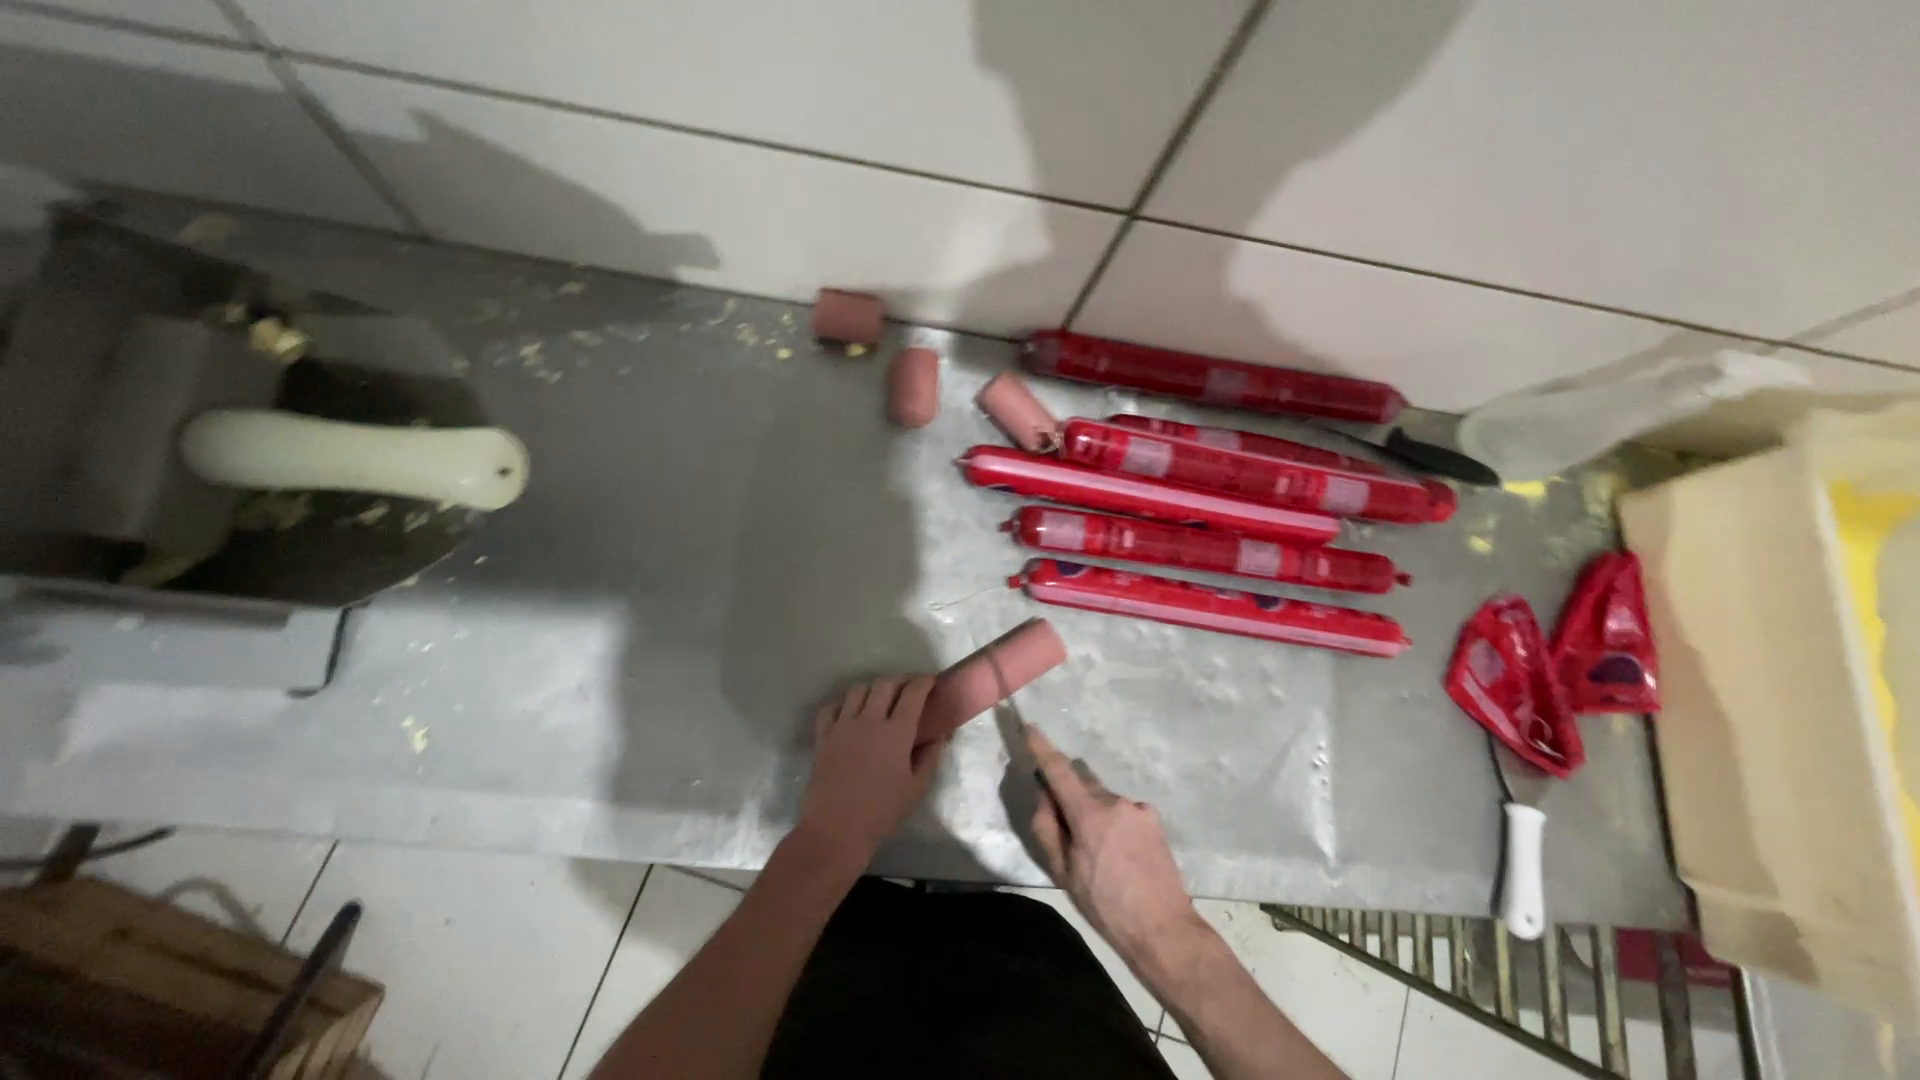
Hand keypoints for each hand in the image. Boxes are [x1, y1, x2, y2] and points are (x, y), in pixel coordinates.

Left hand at [796, 675, 945, 865]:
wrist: (836, 828)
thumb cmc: (882, 811)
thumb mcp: (916, 788)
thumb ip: (930, 757)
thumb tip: (939, 736)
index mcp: (896, 732)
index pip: (913, 693)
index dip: (924, 682)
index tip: (930, 681)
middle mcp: (869, 720)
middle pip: (885, 684)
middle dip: (901, 679)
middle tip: (909, 687)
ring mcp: (842, 726)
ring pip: (857, 690)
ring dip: (873, 688)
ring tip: (880, 698)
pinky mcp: (823, 736)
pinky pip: (831, 707)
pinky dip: (843, 703)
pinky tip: (849, 711)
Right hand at [1026, 725, 1201, 959]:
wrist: (1162, 928)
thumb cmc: (1105, 905)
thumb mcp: (1063, 871)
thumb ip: (1046, 826)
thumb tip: (1043, 793)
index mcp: (1089, 814)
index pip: (1059, 770)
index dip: (1042, 747)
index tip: (1029, 726)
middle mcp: (1115, 801)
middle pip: (1081, 784)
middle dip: (1068, 795)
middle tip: (1063, 829)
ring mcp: (1138, 808)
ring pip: (1102, 798)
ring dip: (1092, 812)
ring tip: (1096, 853)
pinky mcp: (1153, 818)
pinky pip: (1122, 810)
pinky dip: (1112, 822)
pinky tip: (1118, 854)